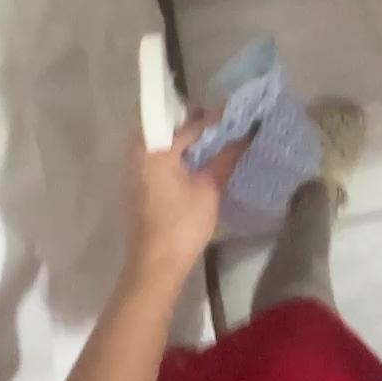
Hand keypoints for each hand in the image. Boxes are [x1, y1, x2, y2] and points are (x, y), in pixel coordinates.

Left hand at [122, 115, 244, 293]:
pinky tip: (196, 156)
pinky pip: (155, 152)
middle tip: (221, 119)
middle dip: (192, 118)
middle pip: (165, 123)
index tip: (237, 115)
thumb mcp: (209, 188)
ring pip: (159, 138)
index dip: (214, 119)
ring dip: (182, 133)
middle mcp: (138, 152)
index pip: (188, 125)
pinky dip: (175, 148)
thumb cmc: (182, 224)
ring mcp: (134, 168)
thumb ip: (226, 157)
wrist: (156, 265)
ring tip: (212, 134)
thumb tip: (247, 134)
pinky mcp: (138, 182)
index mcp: (154, 150)